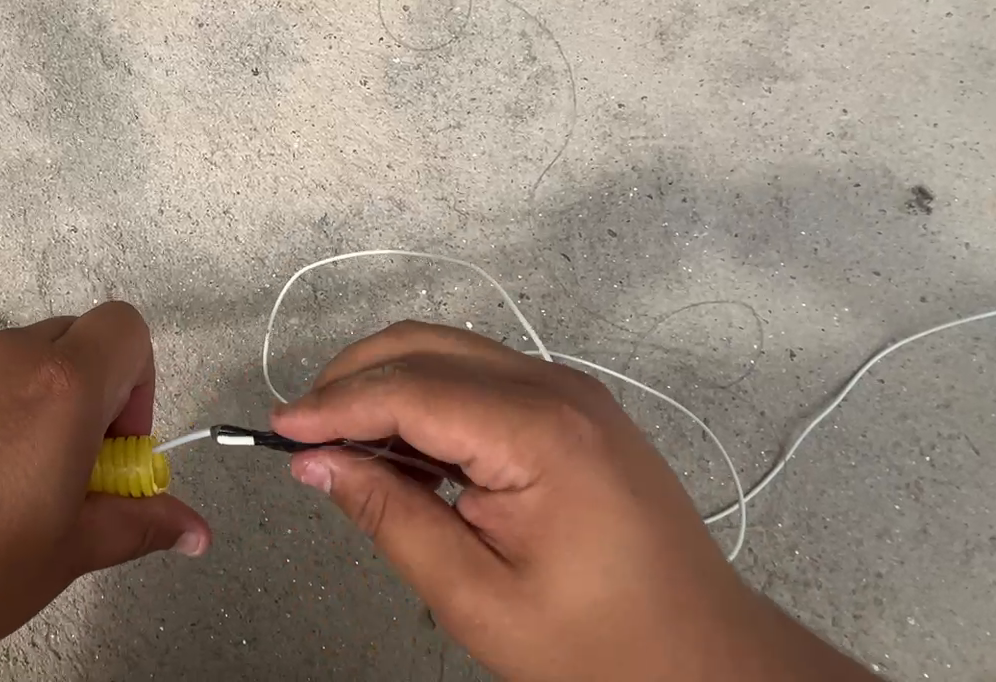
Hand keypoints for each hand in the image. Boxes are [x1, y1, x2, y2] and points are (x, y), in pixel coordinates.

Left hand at [0, 302, 209, 681]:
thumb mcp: (64, 553)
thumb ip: (137, 524)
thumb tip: (197, 531)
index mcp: (61, 386)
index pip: (127, 327)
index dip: (140, 379)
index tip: (116, 444)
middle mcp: (12, 355)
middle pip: (82, 338)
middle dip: (99, 391)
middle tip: (78, 466)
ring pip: (33, 355)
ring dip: (49, 399)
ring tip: (23, 479)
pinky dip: (4, 404)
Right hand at [270, 322, 869, 681]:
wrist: (717, 666)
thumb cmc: (601, 648)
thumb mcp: (478, 599)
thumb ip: (389, 516)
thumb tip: (313, 461)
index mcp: (538, 431)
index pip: (406, 389)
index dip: (333, 405)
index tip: (279, 430)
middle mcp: (551, 384)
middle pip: (418, 346)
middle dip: (348, 379)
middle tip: (305, 433)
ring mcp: (563, 385)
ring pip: (438, 347)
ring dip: (379, 381)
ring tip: (342, 439)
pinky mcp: (564, 400)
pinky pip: (468, 370)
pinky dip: (417, 392)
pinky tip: (399, 441)